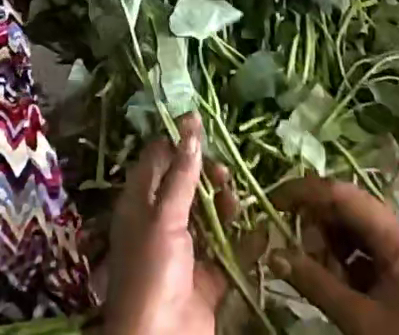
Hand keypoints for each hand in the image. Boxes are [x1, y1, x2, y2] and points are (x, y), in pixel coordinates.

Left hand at [104, 115, 235, 334]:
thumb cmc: (152, 270)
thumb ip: (181, 174)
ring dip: (223, 203)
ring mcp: (184, 249)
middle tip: (224, 171)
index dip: (176, 139)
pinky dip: (243, 239)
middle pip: (184, 185)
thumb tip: (190, 127)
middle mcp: (159, 220)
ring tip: (234, 198)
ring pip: (207, 214)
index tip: (200, 121)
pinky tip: (259, 229)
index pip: (156, 159)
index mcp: (138, 201)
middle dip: (204, 172)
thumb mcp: (164, 216)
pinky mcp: (206, 276)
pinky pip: (227, 250)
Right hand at [270, 177, 398, 334]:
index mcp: (396, 235)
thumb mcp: (360, 320)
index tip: (270, 202)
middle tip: (295, 252)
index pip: (340, 193)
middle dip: (315, 226)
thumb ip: (315, 283)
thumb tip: (273, 253)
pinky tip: (334, 286)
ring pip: (353, 231)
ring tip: (317, 276)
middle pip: (346, 209)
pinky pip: (365, 253)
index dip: (302, 192)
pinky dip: (344, 263)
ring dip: (328, 246)